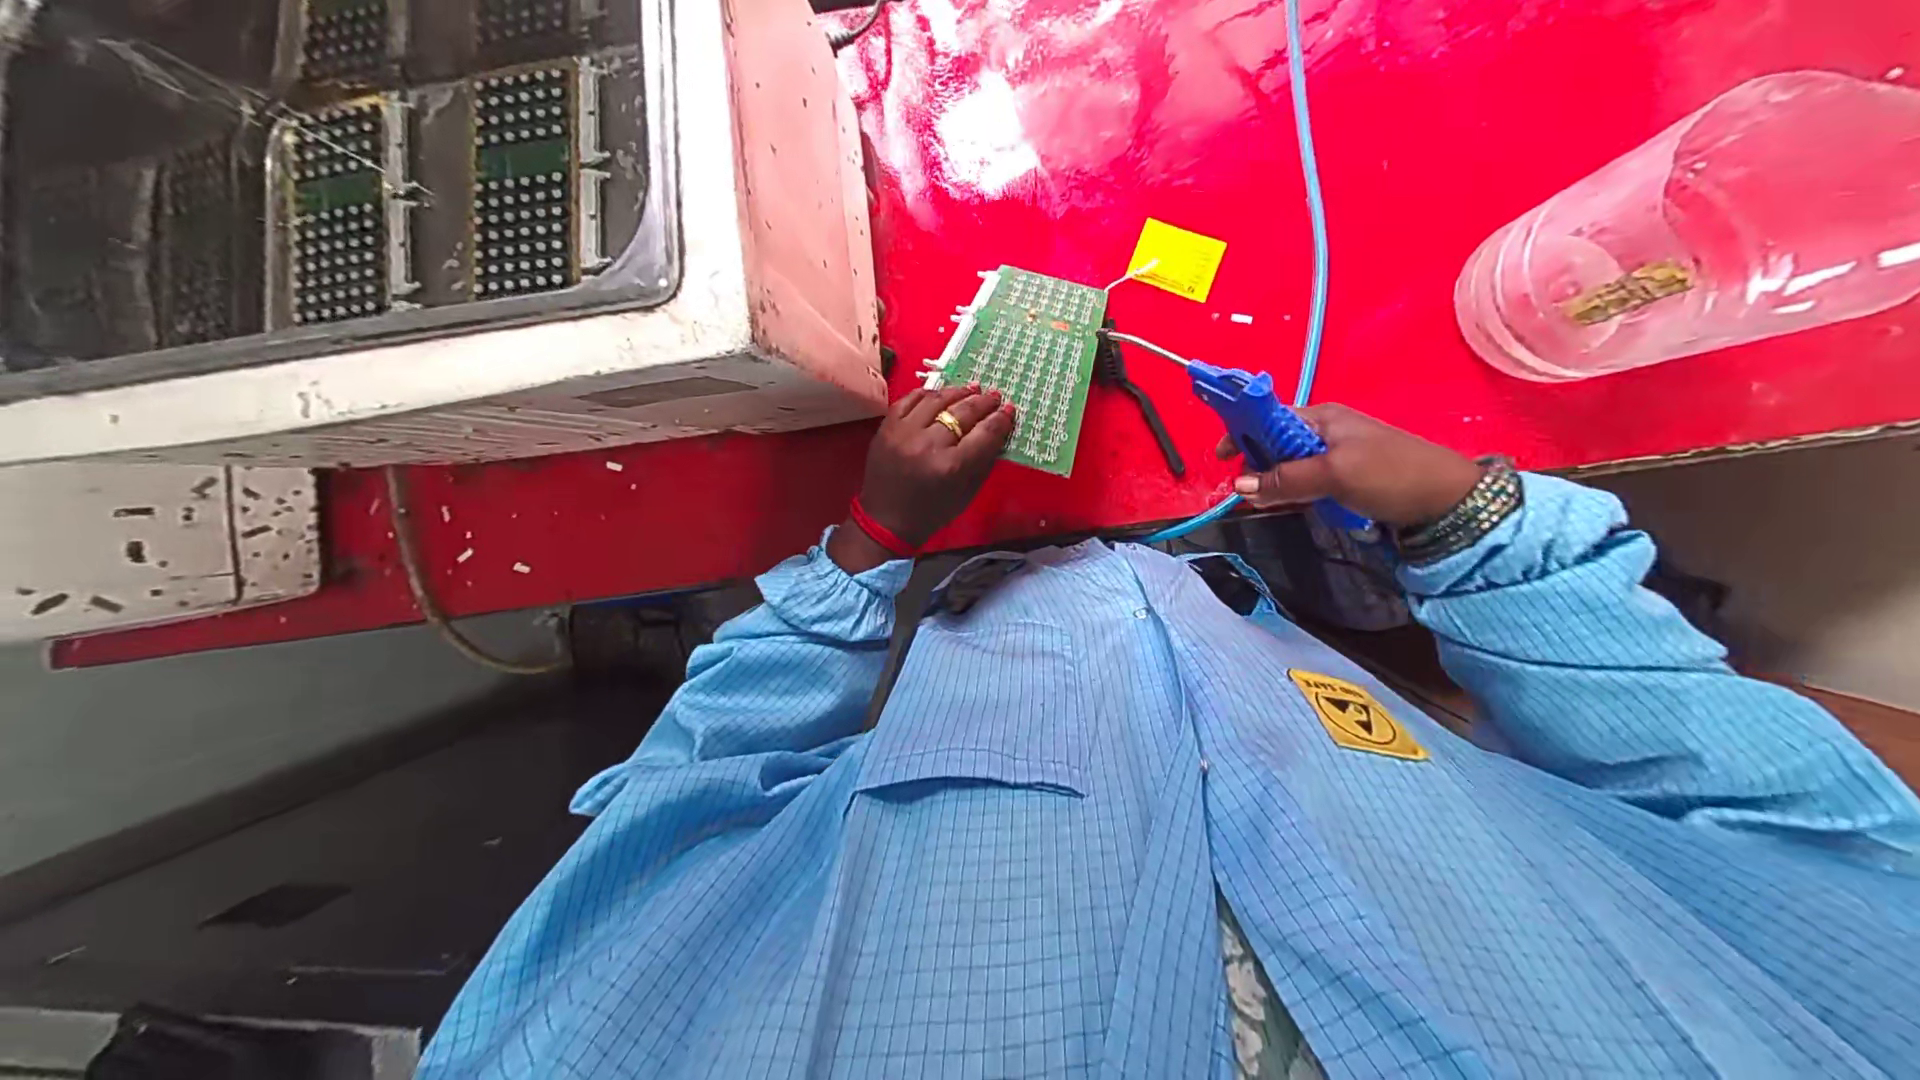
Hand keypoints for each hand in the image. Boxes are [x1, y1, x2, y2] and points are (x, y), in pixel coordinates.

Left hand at [828, 385, 1017, 572]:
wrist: (885, 521)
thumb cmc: (931, 512)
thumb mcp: (966, 494)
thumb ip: (984, 461)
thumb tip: (998, 429)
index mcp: (951, 467)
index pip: (984, 433)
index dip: (1000, 419)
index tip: (1009, 410)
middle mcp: (928, 445)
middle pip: (962, 413)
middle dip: (983, 402)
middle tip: (994, 396)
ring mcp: (903, 433)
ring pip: (936, 400)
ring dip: (958, 392)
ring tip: (972, 388)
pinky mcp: (886, 428)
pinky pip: (909, 399)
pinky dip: (928, 394)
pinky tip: (941, 393)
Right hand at [1216, 404, 1483, 527]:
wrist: (1447, 501)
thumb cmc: (1390, 474)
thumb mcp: (1334, 474)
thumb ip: (1285, 479)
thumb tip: (1239, 487)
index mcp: (1321, 418)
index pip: (1267, 417)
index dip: (1242, 433)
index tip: (1222, 457)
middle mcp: (1323, 432)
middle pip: (1272, 444)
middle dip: (1254, 465)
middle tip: (1246, 492)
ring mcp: (1332, 455)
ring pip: (1285, 466)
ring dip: (1272, 483)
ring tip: (1265, 502)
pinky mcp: (1340, 477)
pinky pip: (1302, 481)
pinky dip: (1289, 492)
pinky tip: (1288, 505)